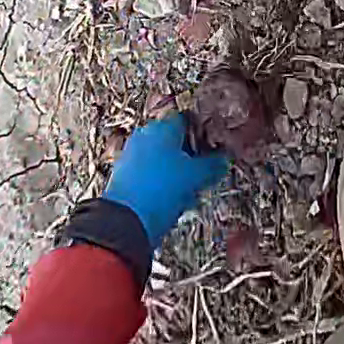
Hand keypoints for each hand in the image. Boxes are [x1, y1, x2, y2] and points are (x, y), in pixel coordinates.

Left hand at [102, 114, 229, 246]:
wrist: (124, 223)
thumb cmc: (161, 190)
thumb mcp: (197, 176)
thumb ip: (213, 164)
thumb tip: (223, 161)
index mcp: (163, 127)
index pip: (187, 119)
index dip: (202, 132)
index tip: (211, 146)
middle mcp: (144, 136)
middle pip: (172, 138)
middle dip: (188, 152)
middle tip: (201, 167)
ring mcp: (130, 155)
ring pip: (160, 156)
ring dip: (174, 168)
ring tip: (188, 186)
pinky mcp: (121, 176)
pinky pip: (147, 172)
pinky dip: (159, 180)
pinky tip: (170, 196)